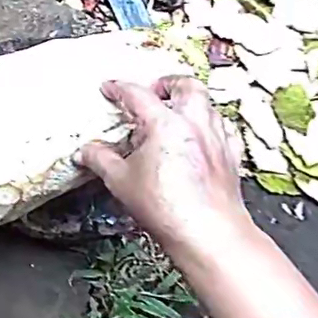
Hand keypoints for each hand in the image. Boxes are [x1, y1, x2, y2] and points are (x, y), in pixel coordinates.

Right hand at [78, 76, 257, 257]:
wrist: (209, 235)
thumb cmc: (165, 207)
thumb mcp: (119, 180)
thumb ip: (100, 159)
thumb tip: (86, 151)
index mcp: (164, 123)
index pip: (137, 94)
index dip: (119, 88)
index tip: (109, 88)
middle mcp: (195, 123)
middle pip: (186, 85)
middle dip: (168, 83)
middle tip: (153, 91)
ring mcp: (217, 138)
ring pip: (208, 104)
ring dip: (189, 102)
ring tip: (173, 113)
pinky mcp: (231, 156)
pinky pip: (223, 128)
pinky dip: (209, 125)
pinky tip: (199, 137)